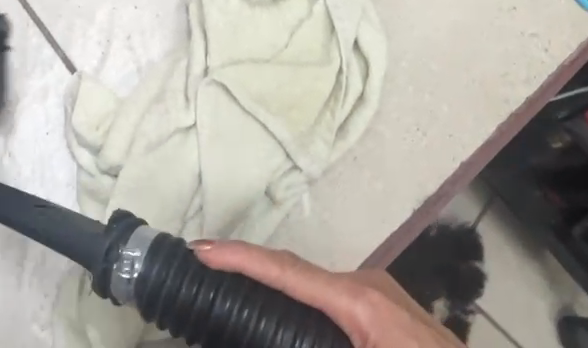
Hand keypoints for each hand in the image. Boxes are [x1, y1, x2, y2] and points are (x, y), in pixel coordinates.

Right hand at [193, 241, 465, 347]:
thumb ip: (308, 342)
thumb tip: (269, 333)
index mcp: (358, 301)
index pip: (286, 271)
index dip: (240, 257)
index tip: (200, 249)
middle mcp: (366, 285)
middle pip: (294, 272)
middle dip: (249, 268)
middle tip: (205, 270)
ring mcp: (379, 294)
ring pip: (314, 288)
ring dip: (277, 288)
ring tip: (237, 291)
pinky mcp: (386, 309)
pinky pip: (333, 299)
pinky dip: (303, 303)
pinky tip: (289, 316)